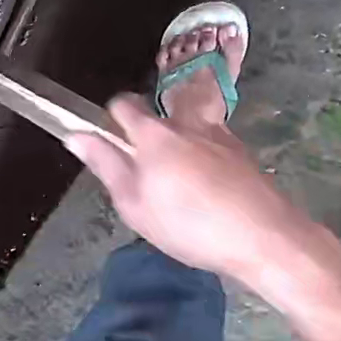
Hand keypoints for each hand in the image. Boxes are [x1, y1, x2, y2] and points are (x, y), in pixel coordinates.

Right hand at [65, 95, 311, 280]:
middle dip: (146, 139)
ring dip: (178, 149)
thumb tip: (76, 135)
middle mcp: (185, 122)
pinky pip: (211, 146)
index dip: (111, 118)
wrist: (264, 236)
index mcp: (153, 133)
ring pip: (186, 132)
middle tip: (148, 178)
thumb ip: (105, 164)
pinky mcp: (241, 151)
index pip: (122, 104)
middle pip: (156, 119)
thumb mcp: (134, 203)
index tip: (112, 144)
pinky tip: (210, 194)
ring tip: (181, 189)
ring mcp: (218, 134)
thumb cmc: (189, 223)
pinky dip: (204, 160)